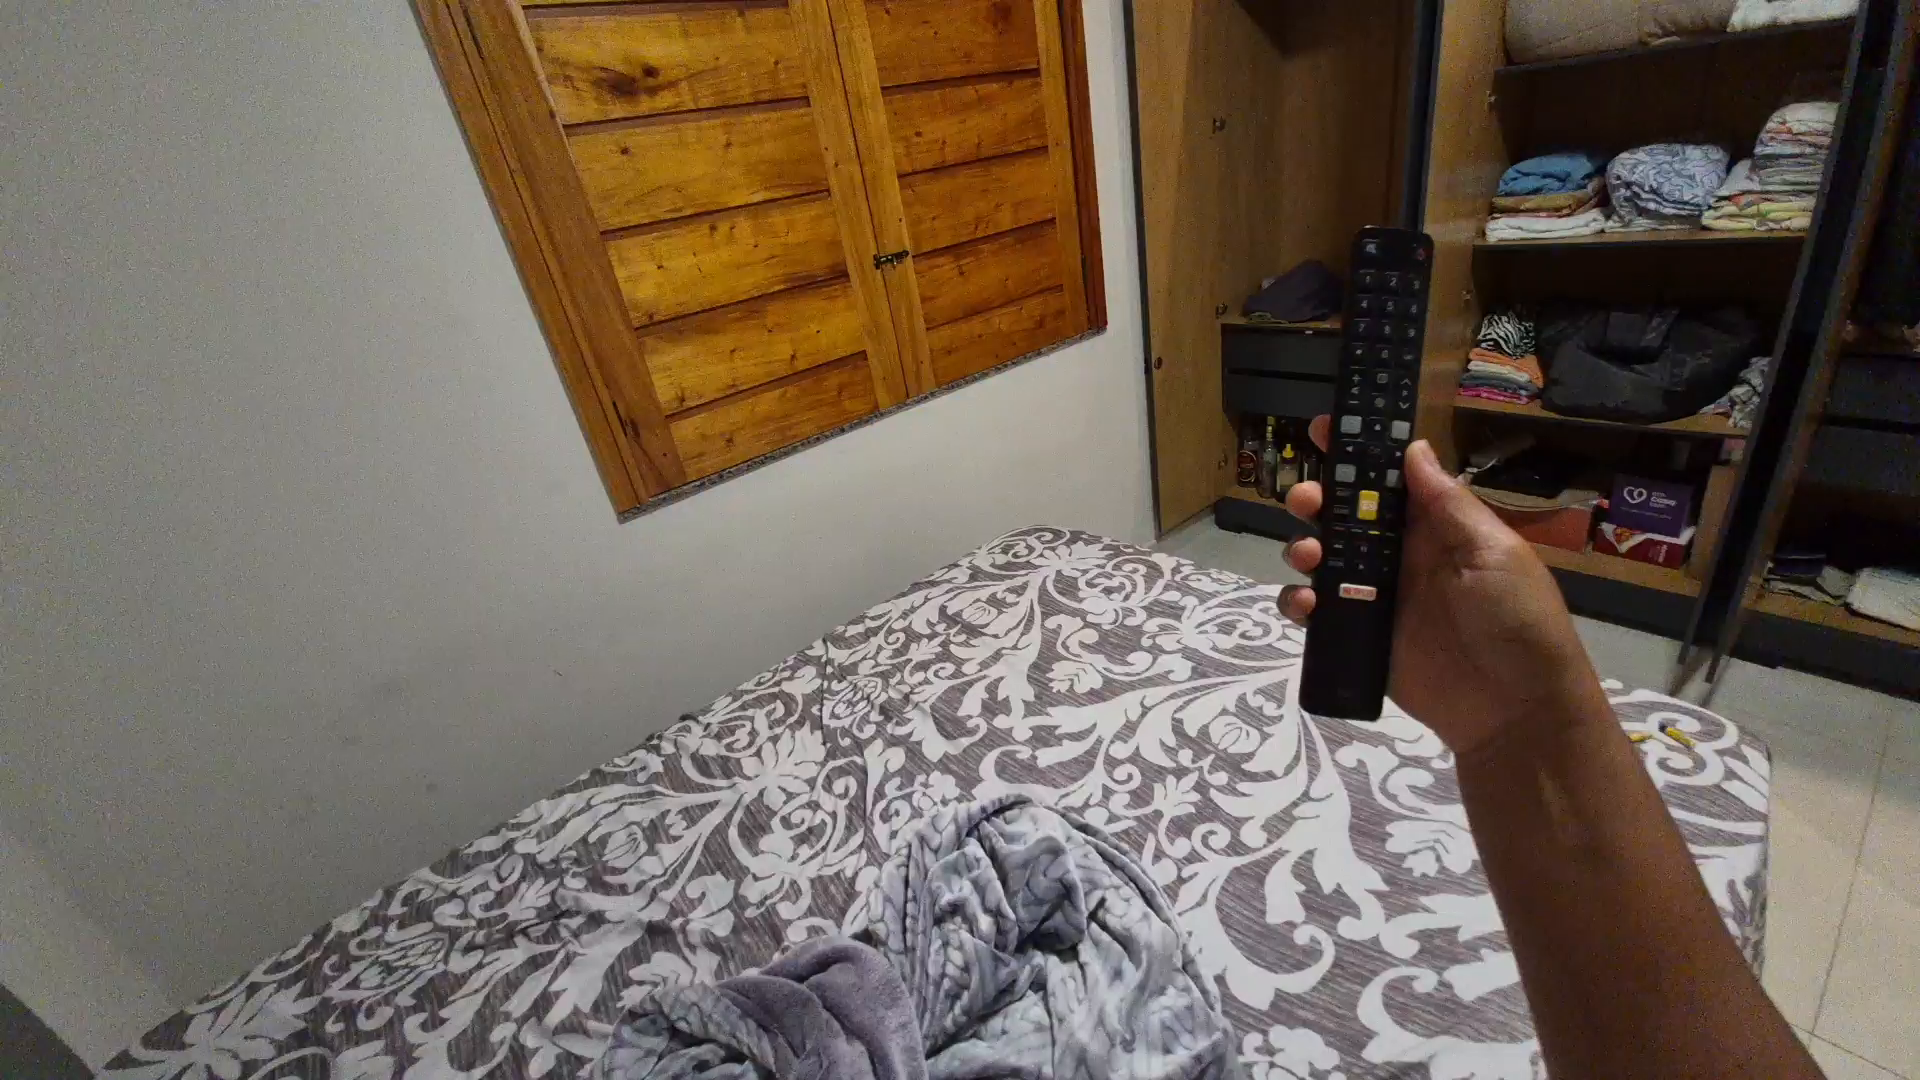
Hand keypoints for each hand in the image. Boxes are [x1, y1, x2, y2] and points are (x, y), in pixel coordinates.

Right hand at [1279, 417, 1605, 756]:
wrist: (1512, 711)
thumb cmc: (1515, 621)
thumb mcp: (1492, 554)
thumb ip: (1446, 505)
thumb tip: (1412, 448)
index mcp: (1432, 529)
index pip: (1386, 481)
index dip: (1355, 453)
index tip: (1322, 428)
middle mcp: (1395, 555)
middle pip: (1340, 515)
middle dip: (1313, 500)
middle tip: (1303, 501)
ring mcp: (1370, 594)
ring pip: (1318, 558)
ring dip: (1302, 548)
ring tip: (1308, 558)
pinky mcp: (1353, 632)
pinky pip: (1311, 609)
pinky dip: (1298, 603)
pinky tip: (1307, 606)